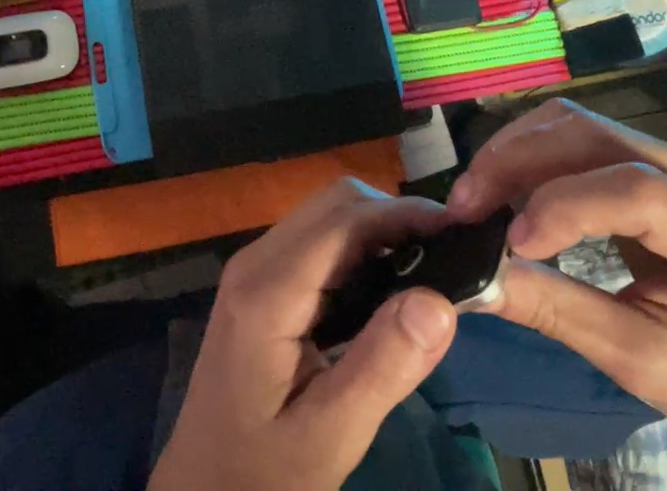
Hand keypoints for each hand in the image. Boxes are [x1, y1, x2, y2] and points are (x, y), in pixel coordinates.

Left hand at [150, 180, 458, 490]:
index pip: (344, 221)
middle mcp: (256, 263)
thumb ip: (383, 367)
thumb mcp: (330, 434)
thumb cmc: (263, 471)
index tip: (463, 232)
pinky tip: (393, 286)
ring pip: (328, 217)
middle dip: (396, 217)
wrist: (202, 490)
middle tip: (450, 255)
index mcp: (266, 293)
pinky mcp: (263, 285)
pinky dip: (362, 248)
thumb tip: (439, 300)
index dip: (405, 215)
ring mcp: (256, 271)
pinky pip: (320, 243)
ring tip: (432, 267)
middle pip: (334, 204)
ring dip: (381, 230)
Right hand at [448, 101, 666, 489]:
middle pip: (600, 138)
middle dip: (520, 161)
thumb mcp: (645, 365)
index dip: (564, 205)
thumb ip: (563, 314)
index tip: (510, 242)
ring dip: (519, 151)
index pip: (639, 191)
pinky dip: (536, 157)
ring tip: (477, 197)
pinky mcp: (666, 165)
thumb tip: (480, 281)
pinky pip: (589, 138)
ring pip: (586, 125)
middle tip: (464, 206)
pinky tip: (508, 190)